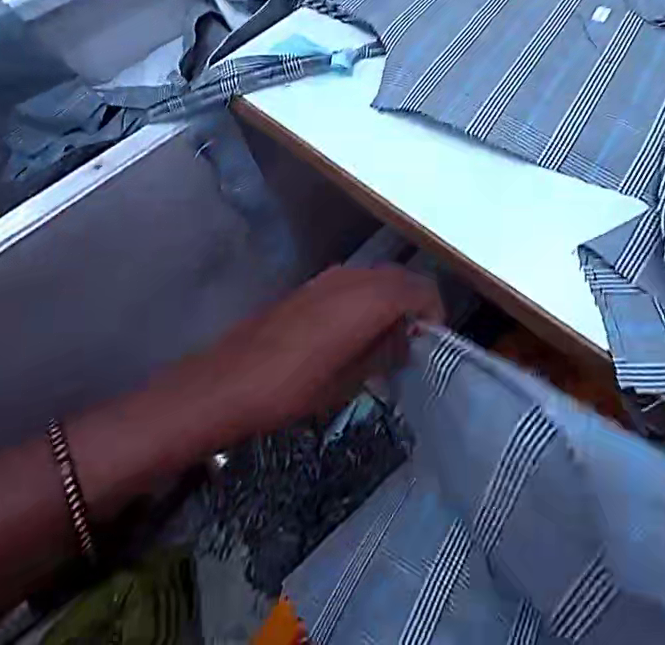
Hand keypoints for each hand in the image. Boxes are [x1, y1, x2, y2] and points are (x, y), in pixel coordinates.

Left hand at [162, 265, 443, 446]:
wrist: (230, 381)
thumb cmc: (293, 387)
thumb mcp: (349, 379)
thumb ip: (384, 351)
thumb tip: (407, 339)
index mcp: (366, 299)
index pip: (419, 288)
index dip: (434, 312)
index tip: (433, 342)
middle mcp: (348, 278)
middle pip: (398, 276)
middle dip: (414, 302)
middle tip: (415, 342)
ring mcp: (324, 279)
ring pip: (373, 277)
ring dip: (388, 299)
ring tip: (387, 341)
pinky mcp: (306, 287)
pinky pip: (350, 284)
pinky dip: (364, 299)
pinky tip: (355, 334)